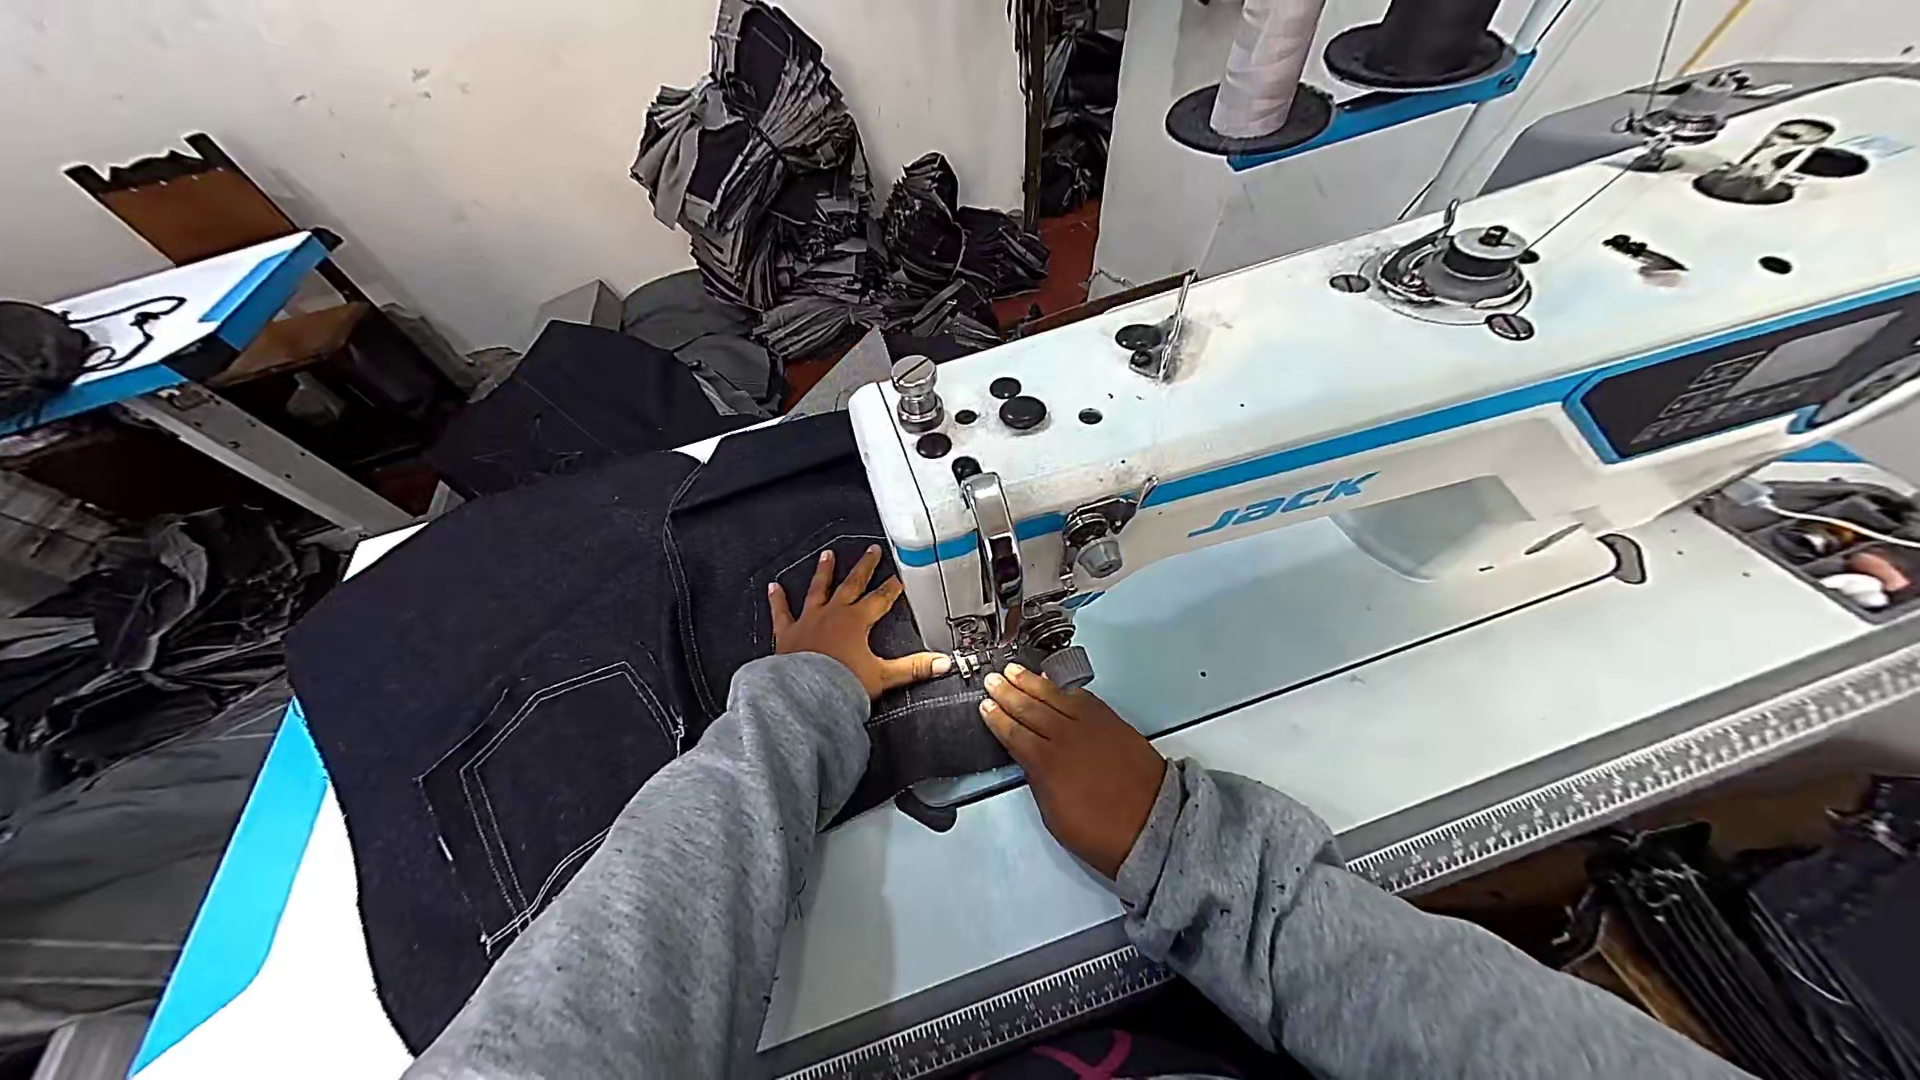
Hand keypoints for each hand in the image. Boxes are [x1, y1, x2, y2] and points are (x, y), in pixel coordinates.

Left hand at [769, 545, 951, 699]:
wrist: (804, 695)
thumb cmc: (841, 685)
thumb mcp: (883, 676)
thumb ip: (914, 668)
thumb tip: (943, 663)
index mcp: (857, 621)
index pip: (881, 598)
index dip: (892, 587)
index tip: (900, 575)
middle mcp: (833, 614)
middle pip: (852, 584)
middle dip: (864, 567)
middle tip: (872, 551)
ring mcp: (809, 620)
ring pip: (818, 590)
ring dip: (824, 572)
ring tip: (827, 555)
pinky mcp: (787, 633)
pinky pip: (782, 612)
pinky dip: (777, 600)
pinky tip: (773, 587)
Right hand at [979, 665, 1165, 877]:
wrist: (1154, 825)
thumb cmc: (1105, 832)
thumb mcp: (1055, 817)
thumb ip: (1038, 781)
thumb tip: (1029, 761)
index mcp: (1047, 764)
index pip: (1013, 733)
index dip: (997, 718)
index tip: (985, 707)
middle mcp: (1066, 737)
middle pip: (1029, 707)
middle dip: (1007, 692)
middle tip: (992, 680)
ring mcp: (1089, 724)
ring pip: (1052, 695)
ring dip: (1030, 681)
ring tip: (1014, 671)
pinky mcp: (1109, 719)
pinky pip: (1080, 696)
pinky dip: (1062, 686)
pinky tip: (1052, 680)